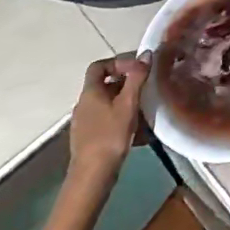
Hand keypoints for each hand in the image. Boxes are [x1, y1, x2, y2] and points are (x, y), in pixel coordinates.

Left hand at [68, 54, 147, 178]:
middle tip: (145, 90)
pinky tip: (138, 133)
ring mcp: (85, 122)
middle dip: (126, 85)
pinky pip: (107, 121)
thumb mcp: (128, 104)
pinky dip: (122, 120)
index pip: (98, 66)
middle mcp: (84, 104)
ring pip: (107, 104)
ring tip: (145, 111)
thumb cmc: (110, 135)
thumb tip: (146, 54)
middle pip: (104, 85)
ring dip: (126, 104)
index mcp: (90, 92)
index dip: (117, 63)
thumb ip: (137, 78)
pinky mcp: (89, 138)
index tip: (136, 70)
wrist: (92, 175)